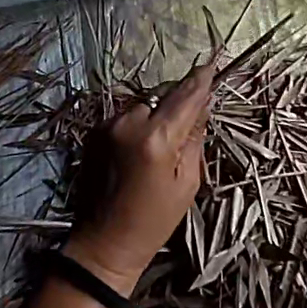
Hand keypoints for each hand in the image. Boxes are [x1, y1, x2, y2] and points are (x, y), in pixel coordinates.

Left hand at [65, 62, 214, 294]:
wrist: (104, 242)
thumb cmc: (154, 220)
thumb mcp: (187, 182)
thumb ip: (194, 138)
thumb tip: (203, 104)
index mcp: (156, 139)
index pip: (185, 98)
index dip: (200, 80)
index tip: (212, 65)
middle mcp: (129, 123)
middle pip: (162, 97)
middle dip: (176, 104)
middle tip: (185, 127)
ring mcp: (108, 125)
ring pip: (143, 105)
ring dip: (155, 115)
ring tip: (159, 146)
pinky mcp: (95, 132)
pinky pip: (125, 117)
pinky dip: (137, 125)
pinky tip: (139, 151)